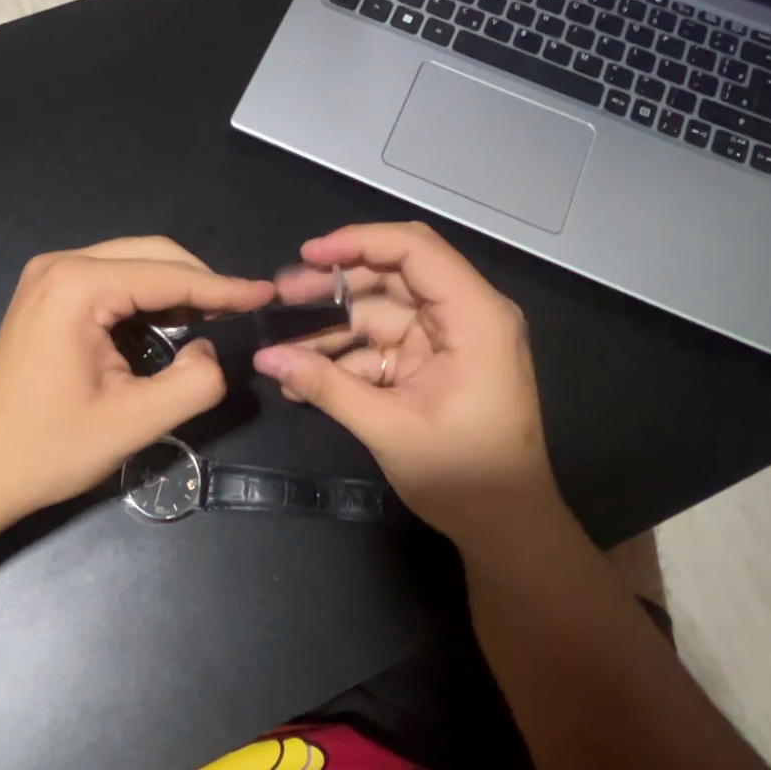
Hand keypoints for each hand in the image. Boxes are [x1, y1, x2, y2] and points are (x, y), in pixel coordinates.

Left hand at [0, 237, 273, 513]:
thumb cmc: (50, 449)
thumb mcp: (134, 422)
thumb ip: (193, 383)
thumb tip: (212, 352)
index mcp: (77, 286)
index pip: (168, 275)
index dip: (223, 287)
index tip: (267, 295)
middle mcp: (59, 266)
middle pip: (150, 256)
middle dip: (200, 283)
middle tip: (244, 312)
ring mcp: (48, 277)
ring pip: (132, 265)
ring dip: (175, 289)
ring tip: (217, 318)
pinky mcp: (47, 294)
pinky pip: (111, 282)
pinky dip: (146, 299)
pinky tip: (172, 322)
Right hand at [253, 222, 555, 538]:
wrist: (505, 526)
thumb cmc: (463, 474)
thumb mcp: (389, 428)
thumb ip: (326, 386)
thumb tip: (265, 357)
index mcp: (474, 317)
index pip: (415, 251)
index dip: (359, 242)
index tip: (307, 255)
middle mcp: (463, 316)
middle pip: (391, 276)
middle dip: (333, 286)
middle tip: (280, 299)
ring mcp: (446, 341)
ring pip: (379, 311)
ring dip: (330, 328)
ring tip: (280, 348)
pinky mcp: (430, 364)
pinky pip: (379, 346)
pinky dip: (343, 359)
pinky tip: (302, 379)